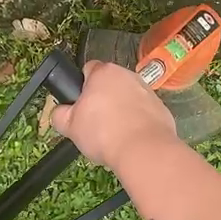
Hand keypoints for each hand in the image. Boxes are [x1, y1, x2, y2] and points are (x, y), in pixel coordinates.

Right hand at [50, 61, 182, 171]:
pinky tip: (129, 138)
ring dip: (120, 110)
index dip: (82, 88)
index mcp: (103, 73)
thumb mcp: (69, 127)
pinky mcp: (160, 107)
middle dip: (102, 100)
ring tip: (112, 135)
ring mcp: (146, 90)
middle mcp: (127, 75)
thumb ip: (60, 115)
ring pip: (127, 97)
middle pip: (109, 84)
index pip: (88, 69)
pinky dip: (136, 121)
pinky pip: (142, 111)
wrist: (142, 150)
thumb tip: (60, 112)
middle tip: (94, 124)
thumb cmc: (104, 133)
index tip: (80, 106)